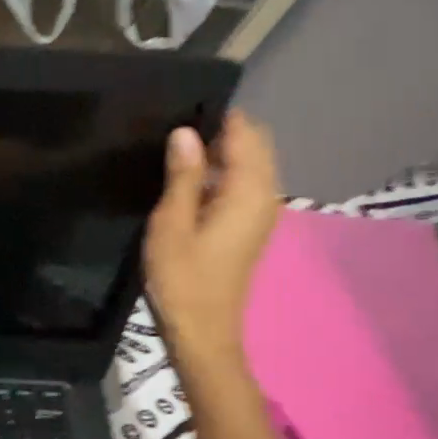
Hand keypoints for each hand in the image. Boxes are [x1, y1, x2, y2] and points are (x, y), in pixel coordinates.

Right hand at [143, 110, 281, 364]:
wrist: (202, 329)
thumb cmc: (182, 277)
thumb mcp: (171, 223)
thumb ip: (181, 175)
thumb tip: (185, 132)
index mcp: (250, 191)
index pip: (245, 134)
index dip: (217, 117)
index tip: (179, 109)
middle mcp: (266, 195)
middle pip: (253, 146)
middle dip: (220, 132)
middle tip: (172, 130)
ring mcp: (261, 212)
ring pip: (248, 164)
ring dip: (219, 153)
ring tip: (174, 151)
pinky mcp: (249, 226)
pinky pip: (241, 184)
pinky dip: (220, 173)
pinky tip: (186, 180)